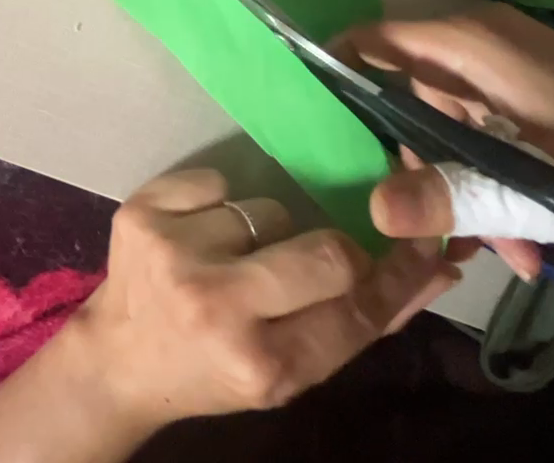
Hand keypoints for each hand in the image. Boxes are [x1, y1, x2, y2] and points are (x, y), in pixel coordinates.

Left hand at [71, 169, 457, 428]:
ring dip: (264, 232)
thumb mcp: (289, 372)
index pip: (359, 310)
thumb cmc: (213, 370)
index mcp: (261, 364)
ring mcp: (172, 253)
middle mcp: (215, 304)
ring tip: (233, 260)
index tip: (420, 245)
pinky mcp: (140, 212)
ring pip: (269, 209)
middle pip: (326, 251)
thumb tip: (434, 269)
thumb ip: (359, 324)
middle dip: (335, 251)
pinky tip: (199, 233)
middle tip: (312, 261)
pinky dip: (218, 202)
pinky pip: (216, 181)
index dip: (399, 274)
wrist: (119, 358)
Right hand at [338, 5, 553, 269]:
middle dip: (423, 162)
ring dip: (464, 181)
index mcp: (471, 44)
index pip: (372, 39)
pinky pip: (480, 125)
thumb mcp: (538, 192)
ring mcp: (505, 63)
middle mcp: (480, 42)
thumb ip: (450, 196)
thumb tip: (370, 209)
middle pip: (406, 92)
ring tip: (503, 246)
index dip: (336, 71)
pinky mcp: (527, 87)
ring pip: (445, 118)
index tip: (316, 122)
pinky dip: (491, 174)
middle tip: (441, 223)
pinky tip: (523, 233)